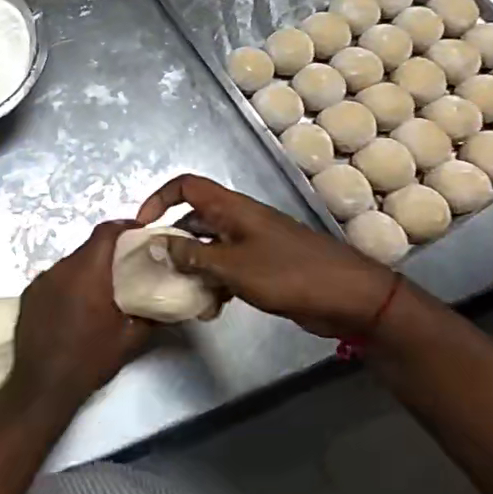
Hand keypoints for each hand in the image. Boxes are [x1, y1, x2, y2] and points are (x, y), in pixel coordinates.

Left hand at [0, 222, 151, 412]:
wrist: (41, 386)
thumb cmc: (89, 360)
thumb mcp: (130, 339)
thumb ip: (153, 315)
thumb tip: (173, 305)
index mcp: (88, 272)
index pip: (106, 232)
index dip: (125, 227)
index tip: (140, 233)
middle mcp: (61, 269)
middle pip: (88, 248)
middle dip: (109, 252)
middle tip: (128, 267)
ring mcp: (41, 281)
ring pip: (71, 264)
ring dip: (88, 270)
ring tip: (103, 289)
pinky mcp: (28, 295)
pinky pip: (54, 279)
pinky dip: (69, 284)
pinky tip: (77, 305)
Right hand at [136, 174, 396, 337]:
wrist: (349, 298)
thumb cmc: (290, 274)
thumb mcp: (234, 266)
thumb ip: (193, 255)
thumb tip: (158, 243)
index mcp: (233, 208)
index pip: (188, 186)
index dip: (161, 198)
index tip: (143, 226)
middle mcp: (239, 221)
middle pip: (194, 219)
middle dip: (172, 240)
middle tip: (155, 266)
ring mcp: (252, 245)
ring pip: (208, 248)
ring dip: (191, 267)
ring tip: (179, 292)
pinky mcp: (262, 269)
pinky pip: (226, 269)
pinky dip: (212, 283)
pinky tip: (208, 307)